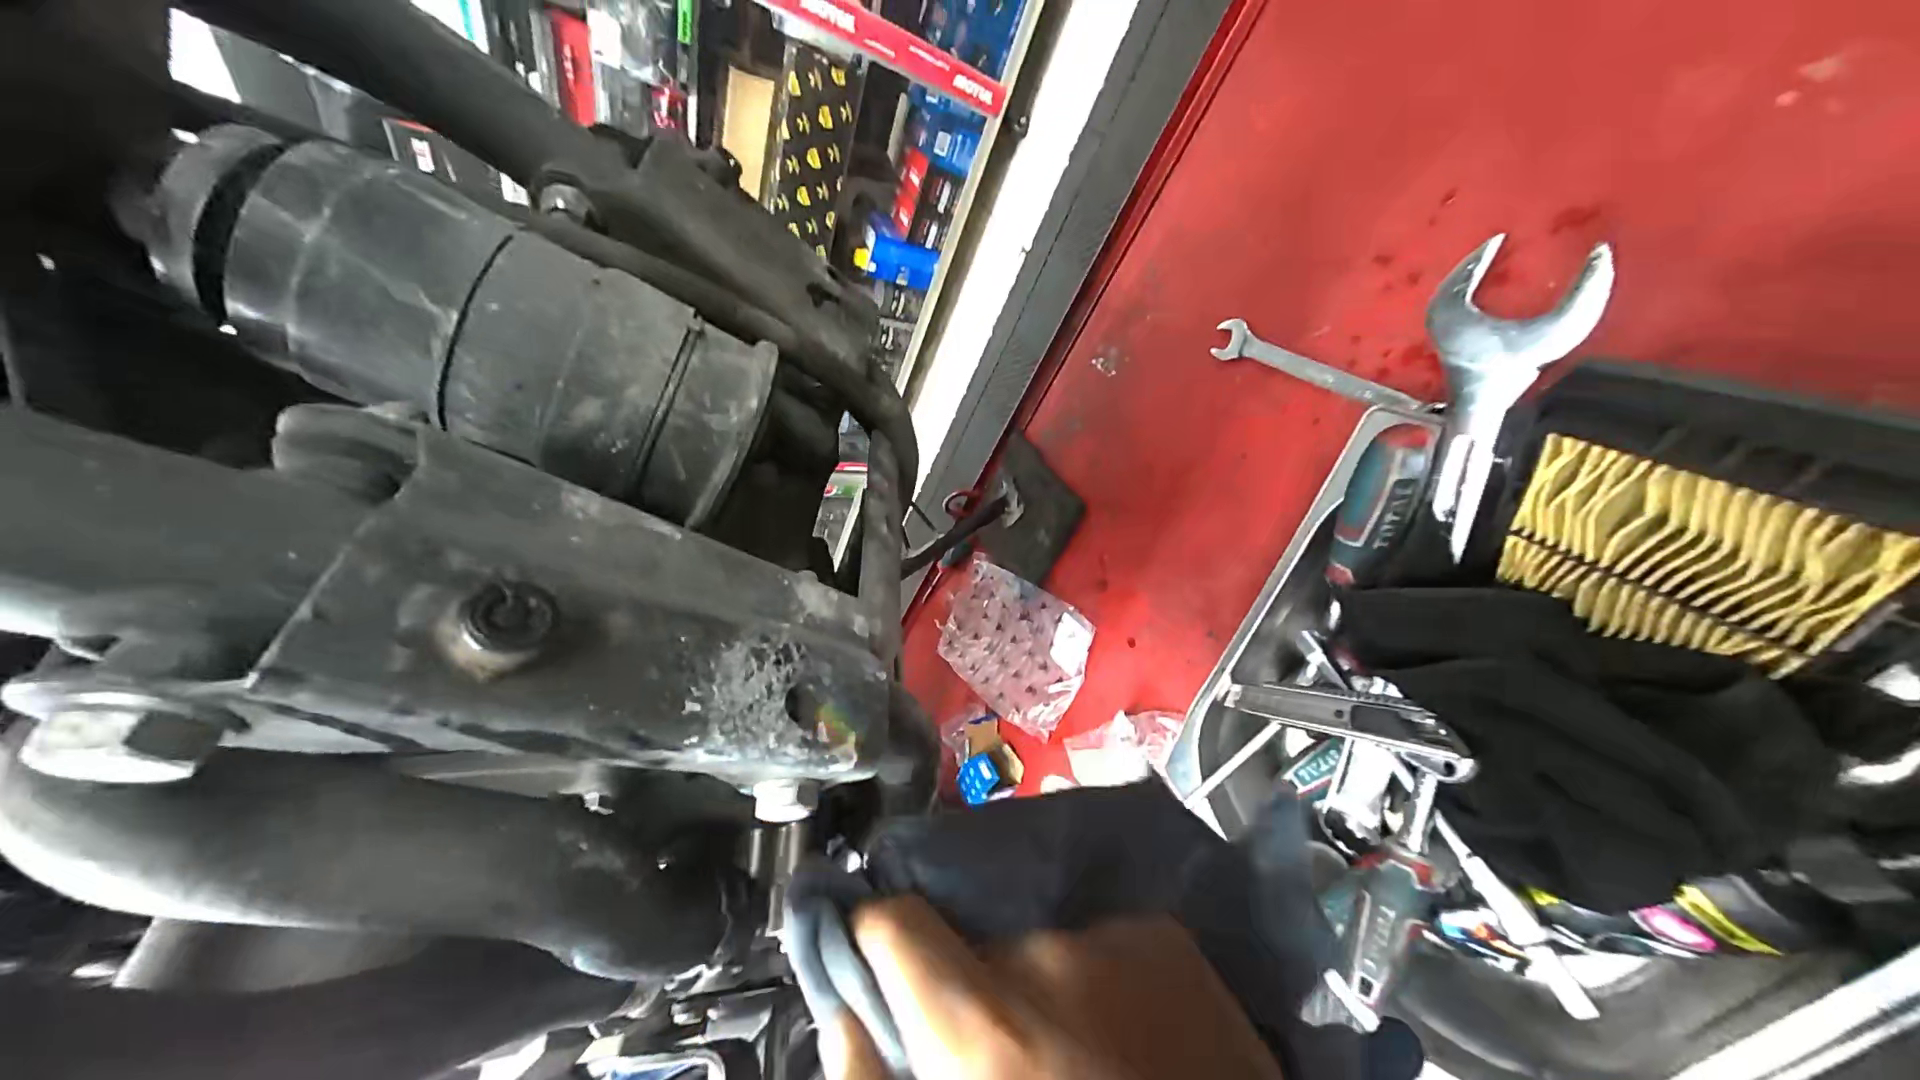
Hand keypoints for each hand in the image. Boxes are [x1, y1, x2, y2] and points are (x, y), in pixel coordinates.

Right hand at [821, 894, 1285, 1079]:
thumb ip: (881, 1073)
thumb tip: (846, 1009)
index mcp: (985, 1024)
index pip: (893, 919)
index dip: (878, 937)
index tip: (882, 956)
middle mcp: (1046, 957)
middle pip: (971, 939)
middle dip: (973, 979)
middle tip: (1010, 1045)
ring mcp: (1115, 937)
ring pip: (1038, 940)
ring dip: (1043, 980)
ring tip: (1083, 1042)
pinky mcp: (1166, 938)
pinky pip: (1100, 941)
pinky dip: (1101, 973)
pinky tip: (1132, 1027)